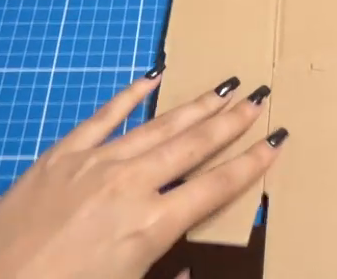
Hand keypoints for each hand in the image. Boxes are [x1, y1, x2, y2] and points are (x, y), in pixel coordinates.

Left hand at [0, 71, 284, 278]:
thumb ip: (162, 276)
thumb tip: (187, 267)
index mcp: (149, 229)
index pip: (213, 188)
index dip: (249, 164)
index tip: (274, 139)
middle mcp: (130, 186)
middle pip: (193, 146)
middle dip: (229, 121)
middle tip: (258, 96)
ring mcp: (95, 163)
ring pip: (158, 126)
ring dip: (193, 107)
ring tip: (223, 87)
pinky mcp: (61, 154)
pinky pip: (105, 117)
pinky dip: (130, 96)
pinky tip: (152, 78)